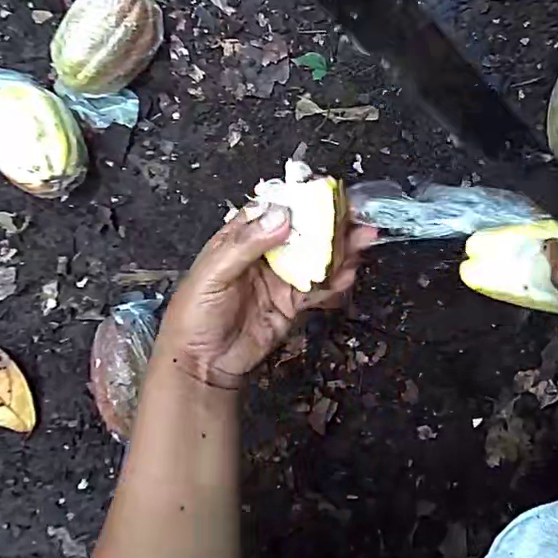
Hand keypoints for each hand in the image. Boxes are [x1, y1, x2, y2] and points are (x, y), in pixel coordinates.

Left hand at [152, 207, 376, 390]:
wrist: (201, 364)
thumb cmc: (194, 314)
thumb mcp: (214, 273)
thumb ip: (247, 243)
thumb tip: (282, 217)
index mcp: (241, 238)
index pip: (276, 211)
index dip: (302, 201)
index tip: (327, 193)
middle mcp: (265, 254)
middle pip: (304, 233)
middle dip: (332, 224)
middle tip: (358, 216)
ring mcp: (281, 279)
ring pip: (317, 259)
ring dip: (341, 250)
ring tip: (364, 240)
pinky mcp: (293, 303)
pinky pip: (319, 288)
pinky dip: (337, 281)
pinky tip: (350, 273)